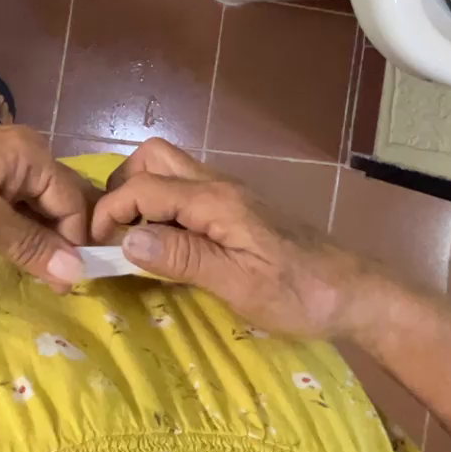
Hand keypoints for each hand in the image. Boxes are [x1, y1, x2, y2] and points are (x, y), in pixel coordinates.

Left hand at [0, 125, 96, 289]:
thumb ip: (31, 245)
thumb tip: (76, 272)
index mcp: (29, 151)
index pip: (72, 200)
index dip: (74, 241)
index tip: (67, 280)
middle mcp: (20, 145)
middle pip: (57, 195)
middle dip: (59, 236)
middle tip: (54, 277)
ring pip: (34, 198)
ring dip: (37, 233)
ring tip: (33, 268)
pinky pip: (12, 196)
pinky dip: (16, 223)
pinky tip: (9, 246)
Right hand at [90, 139, 373, 337]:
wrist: (355, 293)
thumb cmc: (299, 294)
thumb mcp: (239, 285)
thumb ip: (182, 257)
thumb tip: (127, 238)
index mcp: (215, 200)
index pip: (144, 186)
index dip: (110, 211)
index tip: (94, 245)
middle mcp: (217, 185)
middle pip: (153, 157)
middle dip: (122, 188)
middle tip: (115, 233)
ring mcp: (227, 193)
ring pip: (169, 168)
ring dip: (141, 193)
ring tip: (135, 238)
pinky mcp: (235, 207)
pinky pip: (184, 189)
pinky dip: (161, 205)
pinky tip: (165, 241)